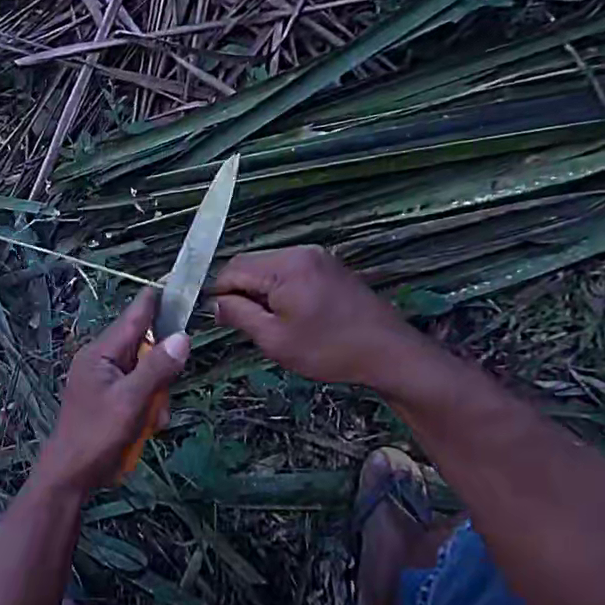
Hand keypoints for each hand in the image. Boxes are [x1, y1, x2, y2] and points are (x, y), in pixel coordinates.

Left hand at [30, 288, 189, 493]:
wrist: (70, 476)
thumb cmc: (96, 436)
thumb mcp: (131, 401)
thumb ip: (157, 368)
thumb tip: (182, 337)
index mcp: (100, 353)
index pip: (134, 317)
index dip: (157, 302)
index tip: (178, 284)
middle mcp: (101, 361)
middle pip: (146, 349)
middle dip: (160, 373)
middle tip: (159, 399)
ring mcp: (105, 382)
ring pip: (147, 375)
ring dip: (154, 398)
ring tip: (148, 421)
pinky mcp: (109, 400)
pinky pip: (139, 394)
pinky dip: (147, 410)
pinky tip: (143, 428)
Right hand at [211, 246, 419, 387]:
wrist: (388, 352)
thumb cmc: (329, 349)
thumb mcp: (275, 339)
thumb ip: (239, 315)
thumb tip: (216, 303)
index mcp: (285, 266)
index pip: (232, 269)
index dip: (221, 295)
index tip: (225, 321)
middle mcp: (300, 252)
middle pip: (250, 264)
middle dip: (241, 292)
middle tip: (249, 326)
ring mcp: (317, 257)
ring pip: (268, 268)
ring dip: (260, 292)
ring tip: (273, 324)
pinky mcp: (328, 266)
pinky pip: (289, 271)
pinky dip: (279, 290)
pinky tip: (291, 315)